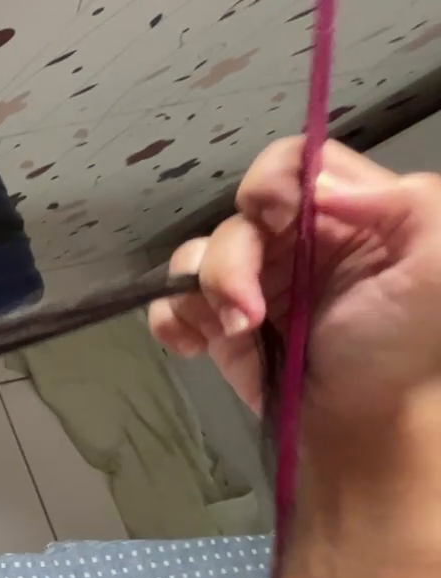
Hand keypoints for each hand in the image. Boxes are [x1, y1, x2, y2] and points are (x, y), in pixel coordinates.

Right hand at [150, 138, 440, 423]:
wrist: (352, 412)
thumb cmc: (401, 342)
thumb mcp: (438, 265)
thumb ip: (408, 205)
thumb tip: (320, 188)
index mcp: (343, 213)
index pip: (291, 165)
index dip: (272, 183)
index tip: (281, 222)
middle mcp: (288, 240)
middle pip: (230, 221)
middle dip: (231, 266)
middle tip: (248, 310)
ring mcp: (243, 279)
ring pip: (190, 261)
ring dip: (204, 299)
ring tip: (236, 334)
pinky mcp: (207, 316)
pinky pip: (165, 302)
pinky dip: (171, 323)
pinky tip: (196, 346)